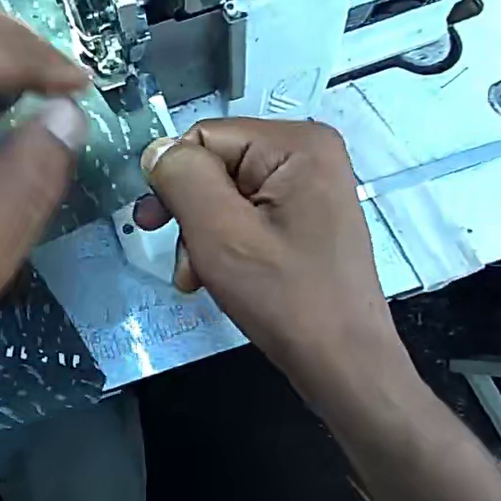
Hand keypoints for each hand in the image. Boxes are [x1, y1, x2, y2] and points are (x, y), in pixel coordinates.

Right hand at [137, 118, 412, 404]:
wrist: (343, 363)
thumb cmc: (286, 298)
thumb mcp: (221, 232)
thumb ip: (182, 178)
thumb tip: (158, 150)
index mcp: (298, 143)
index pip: (205, 137)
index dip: (175, 181)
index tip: (157, 226)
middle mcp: (311, 155)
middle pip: (218, 167)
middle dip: (191, 215)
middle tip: (182, 261)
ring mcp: (314, 189)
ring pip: (229, 197)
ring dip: (205, 237)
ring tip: (200, 278)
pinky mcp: (310, 220)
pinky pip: (253, 218)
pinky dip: (229, 246)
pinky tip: (221, 279)